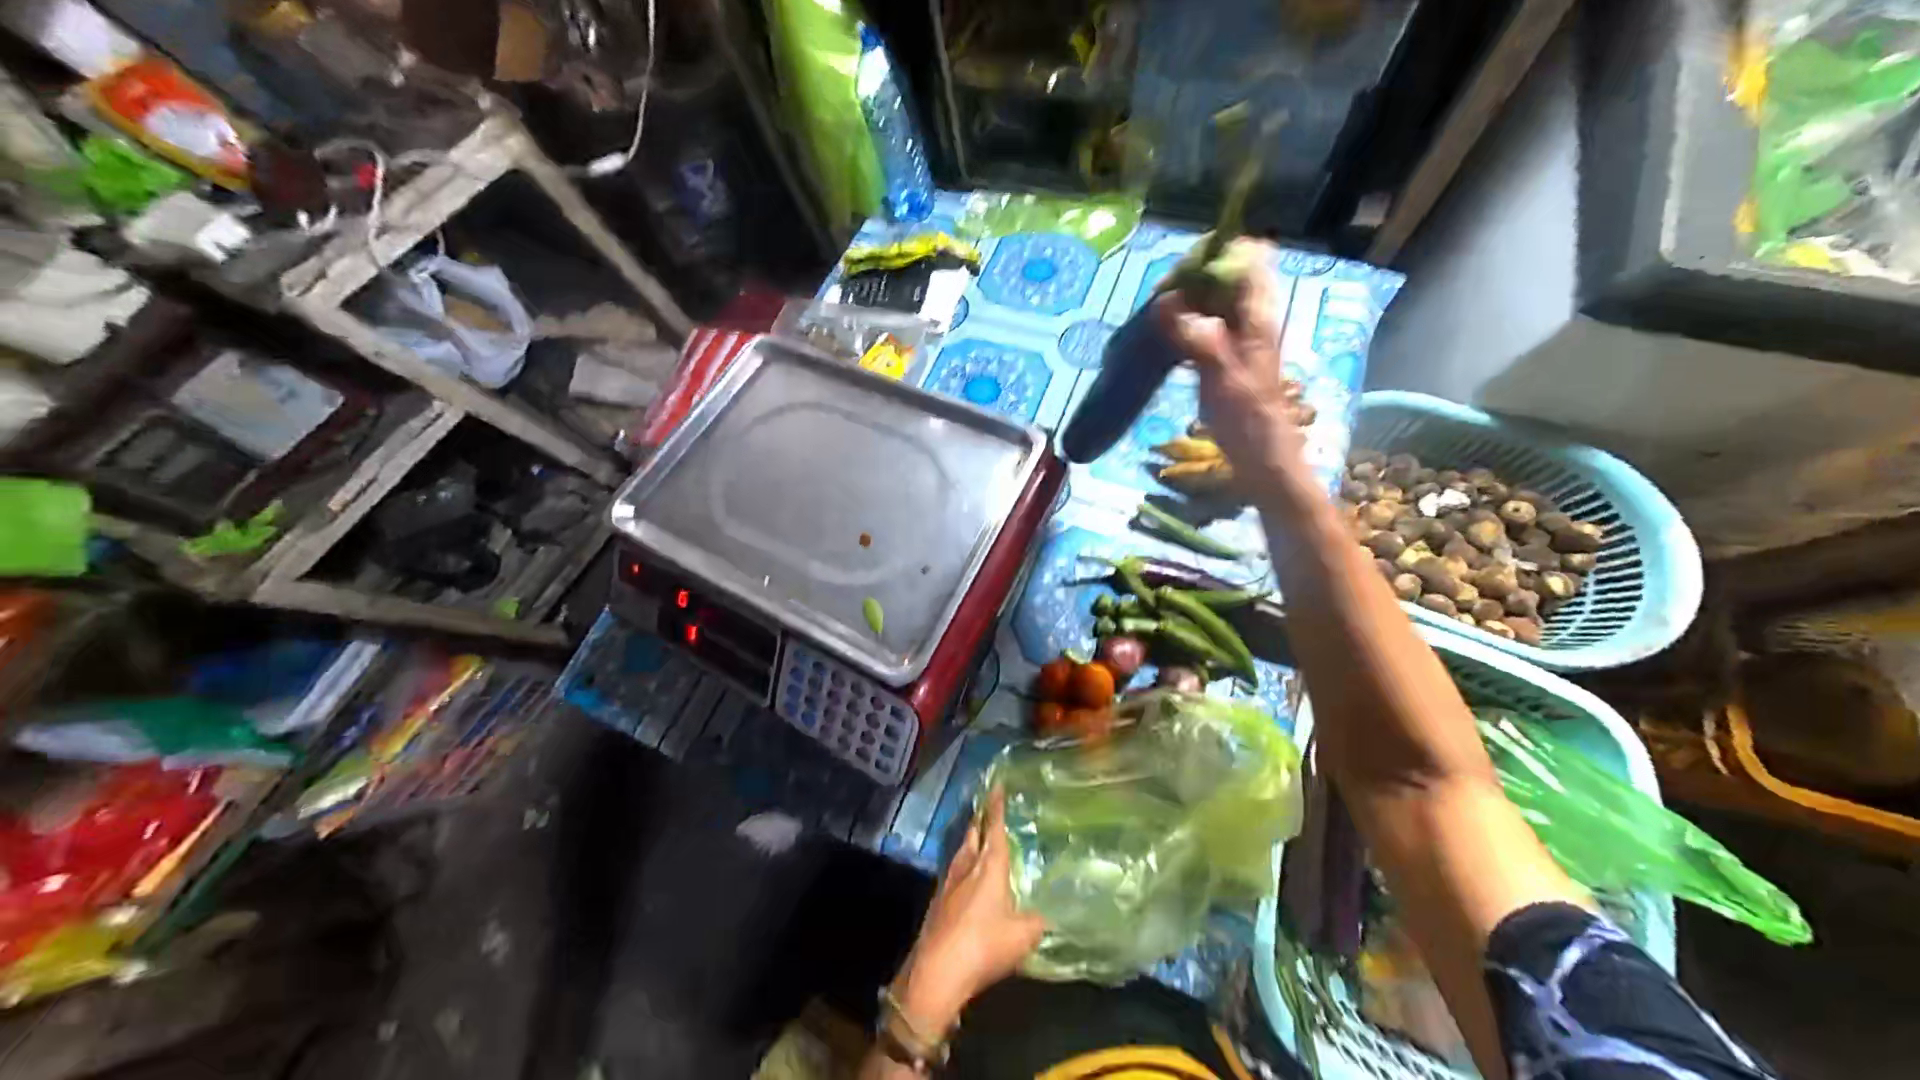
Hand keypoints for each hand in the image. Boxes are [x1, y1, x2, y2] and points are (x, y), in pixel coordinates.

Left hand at [890, 788, 1045, 1034]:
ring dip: (971, 843)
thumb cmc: (984, 945)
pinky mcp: (937, 903)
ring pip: (961, 853)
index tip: (997, 785)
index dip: (997, 805)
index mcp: (989, 866)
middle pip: (973, 835)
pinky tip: (968, 878)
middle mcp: (966, 867)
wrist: (937, 972)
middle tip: (990, 810)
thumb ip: (1037, 920)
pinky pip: (954, 873)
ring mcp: (947, 884)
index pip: (994, 827)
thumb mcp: (1024, 935)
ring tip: (980, 839)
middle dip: (981, 821)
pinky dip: (964, 867)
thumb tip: (1044, 914)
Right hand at [1153, 240, 1315, 499]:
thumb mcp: (1219, 374)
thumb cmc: (1248, 420)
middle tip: (1160, 298)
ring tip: (1155, 316)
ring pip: (1213, 303)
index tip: (1183, 269)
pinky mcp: (1225, 359)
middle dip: (1193, 278)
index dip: (1218, 252)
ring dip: (1185, 303)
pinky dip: (1184, 326)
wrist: (1263, 461)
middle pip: (1226, 277)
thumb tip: (1164, 299)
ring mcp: (1239, 340)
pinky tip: (1163, 340)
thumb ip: (1194, 334)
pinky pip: (1204, 328)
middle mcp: (1251, 320)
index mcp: (1258, 316)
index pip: (1250, 257)